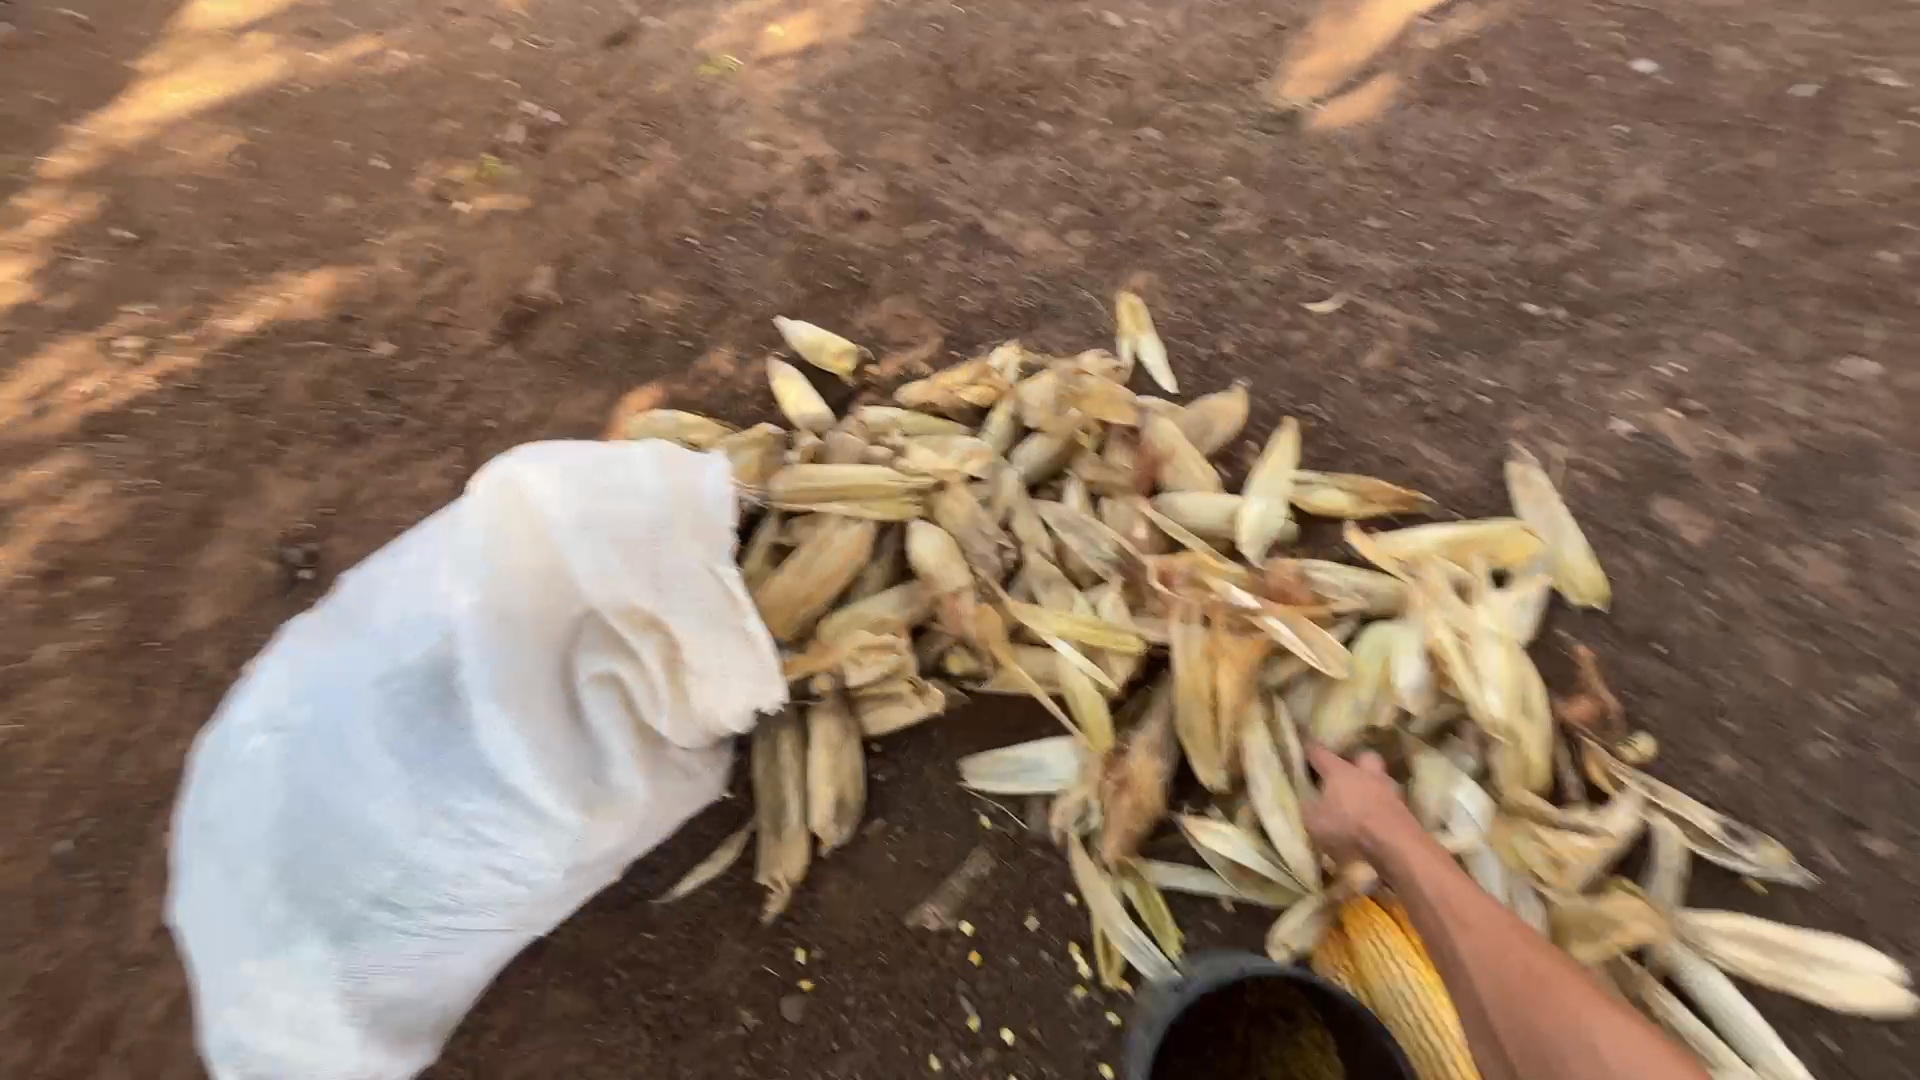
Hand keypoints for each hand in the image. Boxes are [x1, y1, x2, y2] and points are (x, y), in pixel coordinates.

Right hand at [1302, 744, 1418, 863]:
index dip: (1309, 749)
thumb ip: (1307, 805)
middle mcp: (1365, 774)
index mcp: (1339, 770)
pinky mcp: (1405, 812)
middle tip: (1342, 773)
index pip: (1319, 752)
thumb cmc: (1349, 827)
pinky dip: (1380, 807)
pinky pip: (1388, 802)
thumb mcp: (1313, 820)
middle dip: (1353, 761)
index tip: (1303, 744)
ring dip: (1370, 786)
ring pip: (1378, 779)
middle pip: (1362, 756)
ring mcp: (1389, 791)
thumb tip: (1305, 797)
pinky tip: (1373, 818)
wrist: (1397, 848)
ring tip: (1359, 800)